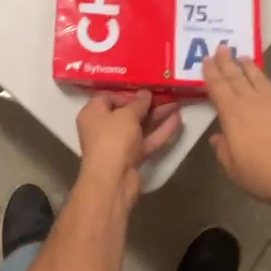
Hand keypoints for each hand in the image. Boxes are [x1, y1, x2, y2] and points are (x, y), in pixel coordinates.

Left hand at [76, 91, 181, 205]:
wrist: (113, 180)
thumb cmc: (113, 139)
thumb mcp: (126, 115)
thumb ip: (138, 103)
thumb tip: (145, 93)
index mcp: (93, 113)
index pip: (108, 97)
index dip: (127, 93)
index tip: (144, 90)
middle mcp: (103, 128)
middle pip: (126, 112)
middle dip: (147, 105)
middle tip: (165, 94)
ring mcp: (118, 144)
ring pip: (139, 127)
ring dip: (157, 116)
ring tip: (177, 104)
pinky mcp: (131, 158)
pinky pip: (147, 141)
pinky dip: (160, 132)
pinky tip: (178, 121)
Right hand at [203, 47, 270, 214]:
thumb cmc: (266, 176)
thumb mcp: (235, 170)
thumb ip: (223, 151)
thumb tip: (217, 137)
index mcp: (233, 114)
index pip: (218, 87)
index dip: (211, 72)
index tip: (207, 59)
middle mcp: (253, 101)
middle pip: (236, 76)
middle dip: (227, 61)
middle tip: (221, 47)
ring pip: (258, 78)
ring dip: (248, 66)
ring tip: (243, 57)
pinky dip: (266, 81)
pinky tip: (267, 84)